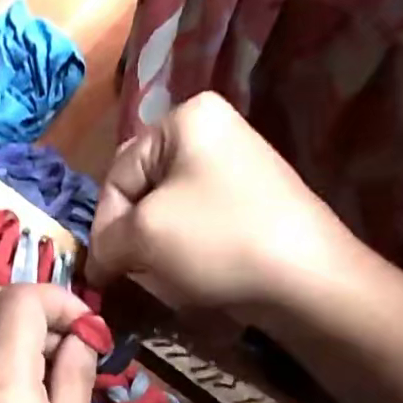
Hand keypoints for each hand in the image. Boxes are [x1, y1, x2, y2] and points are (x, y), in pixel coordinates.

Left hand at [0, 284, 96, 402]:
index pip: (24, 300)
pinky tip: (12, 378)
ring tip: (43, 364)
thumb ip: (75, 373)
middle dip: (38, 307)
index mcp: (2, 376)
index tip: (88, 331)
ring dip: (13, 323)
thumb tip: (80, 336)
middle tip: (68, 343)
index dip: (62, 302)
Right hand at [87, 92, 357, 320]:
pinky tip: (199, 282)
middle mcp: (214, 132)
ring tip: (172, 283)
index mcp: (185, 119)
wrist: (306, 279)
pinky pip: (203, 230)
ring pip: (173, 217)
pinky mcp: (256, 207)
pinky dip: (191, 258)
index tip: (102, 274)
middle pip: (146, 193)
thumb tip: (97, 262)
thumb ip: (107, 243)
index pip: (118, 174)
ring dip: (162, 255)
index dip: (105, 227)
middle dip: (136, 240)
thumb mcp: (146, 236)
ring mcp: (239, 170)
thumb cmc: (219, 243)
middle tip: (136, 277)